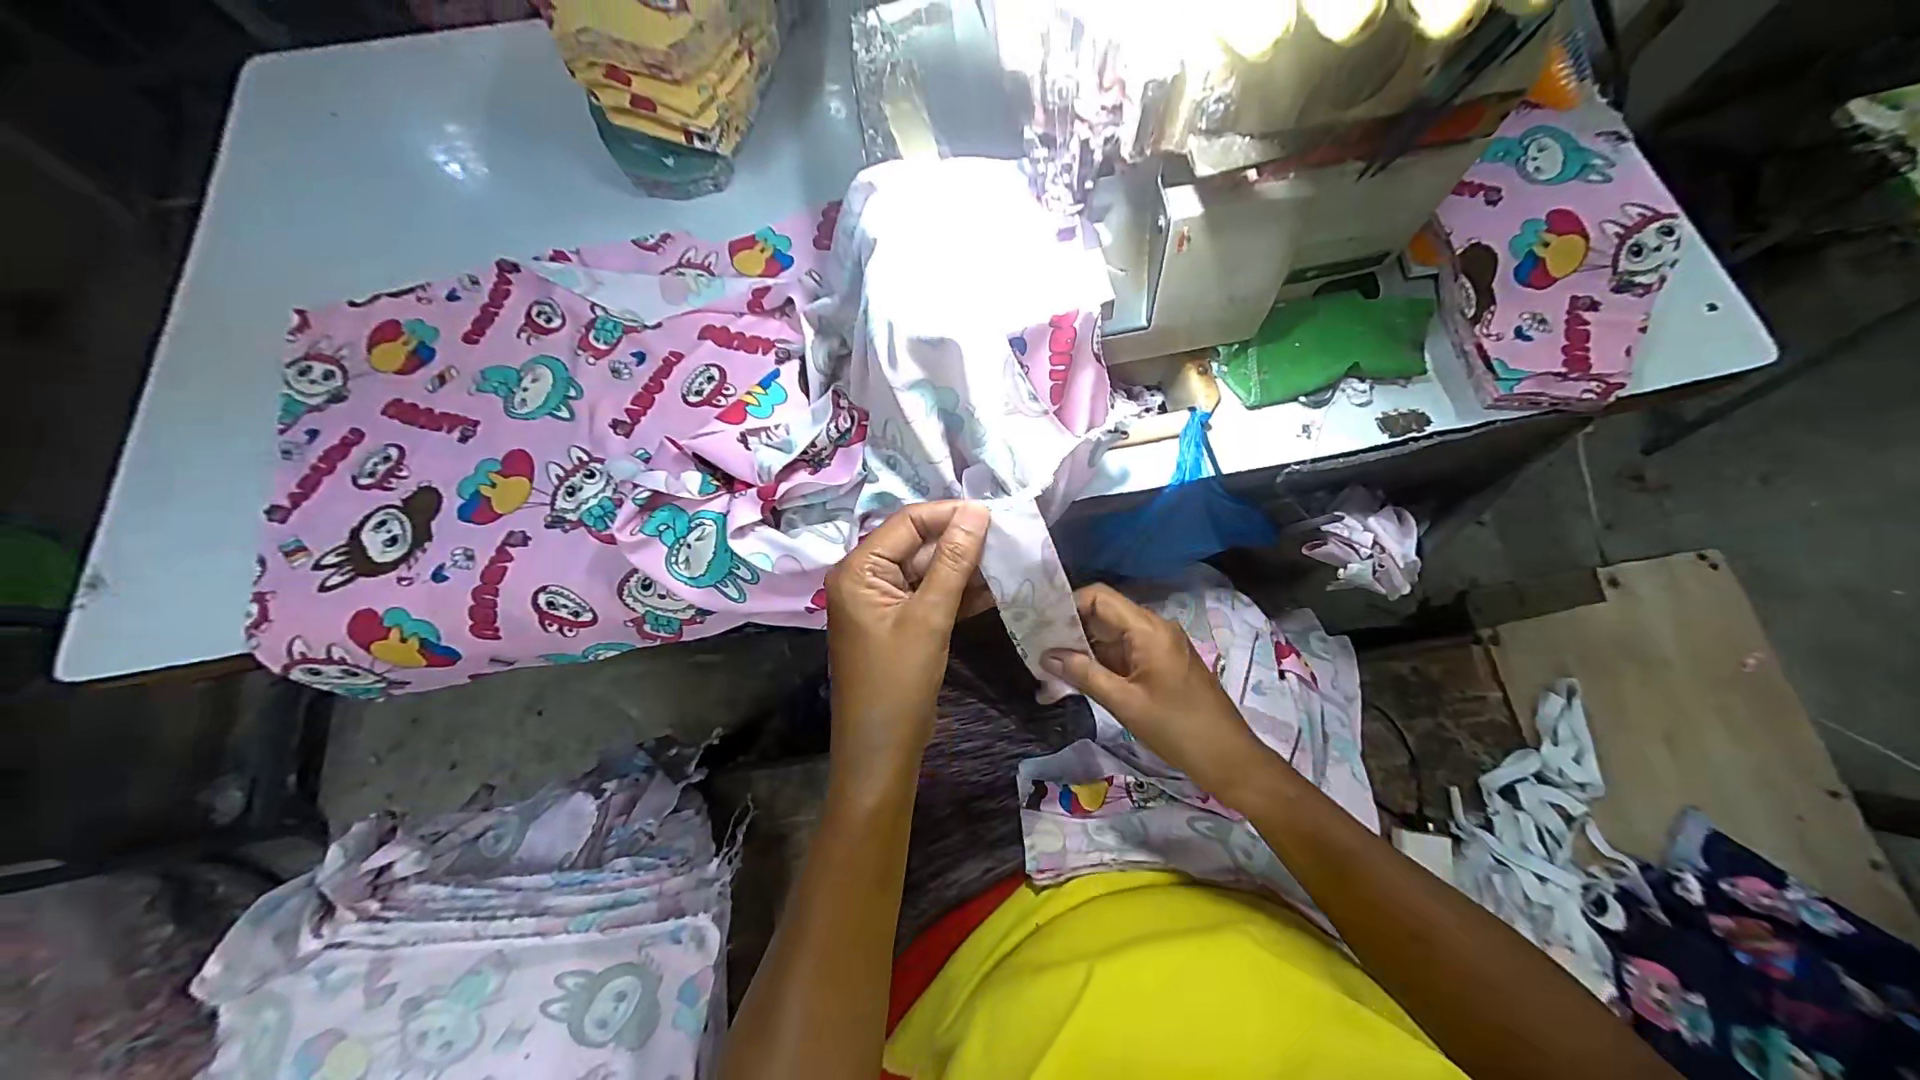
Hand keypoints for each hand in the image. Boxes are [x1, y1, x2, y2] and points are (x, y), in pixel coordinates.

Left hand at [825, 501, 989, 777]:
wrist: (882, 749)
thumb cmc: (899, 683)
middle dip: (961, 541)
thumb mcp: (929, 618)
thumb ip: (953, 561)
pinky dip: (958, 591)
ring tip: (1008, 560)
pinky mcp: (899, 621)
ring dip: (964, 566)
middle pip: (917, 543)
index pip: (907, 523)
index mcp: (858, 569)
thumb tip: (977, 512)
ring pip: (928, 569)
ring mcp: (882, 600)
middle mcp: (865, 577)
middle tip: (1009, 539)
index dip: (949, 515)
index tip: (995, 515)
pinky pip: (929, 594)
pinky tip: (994, 588)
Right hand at [1042, 584, 1280, 802]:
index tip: (1041, 624)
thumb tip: (1046, 655)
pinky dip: (1101, 662)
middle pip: (1104, 614)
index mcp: (1149, 630)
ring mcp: (1160, 647)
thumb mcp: (1125, 703)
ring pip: (1112, 636)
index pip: (1100, 597)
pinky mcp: (1161, 665)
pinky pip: (1125, 653)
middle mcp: (1155, 629)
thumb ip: (1084, 674)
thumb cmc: (1178, 729)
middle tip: (1037, 647)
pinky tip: (1077, 677)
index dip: (1068, 605)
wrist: (1229, 758)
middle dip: (1071, 628)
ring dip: (1083, 648)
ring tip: (1050, 665)